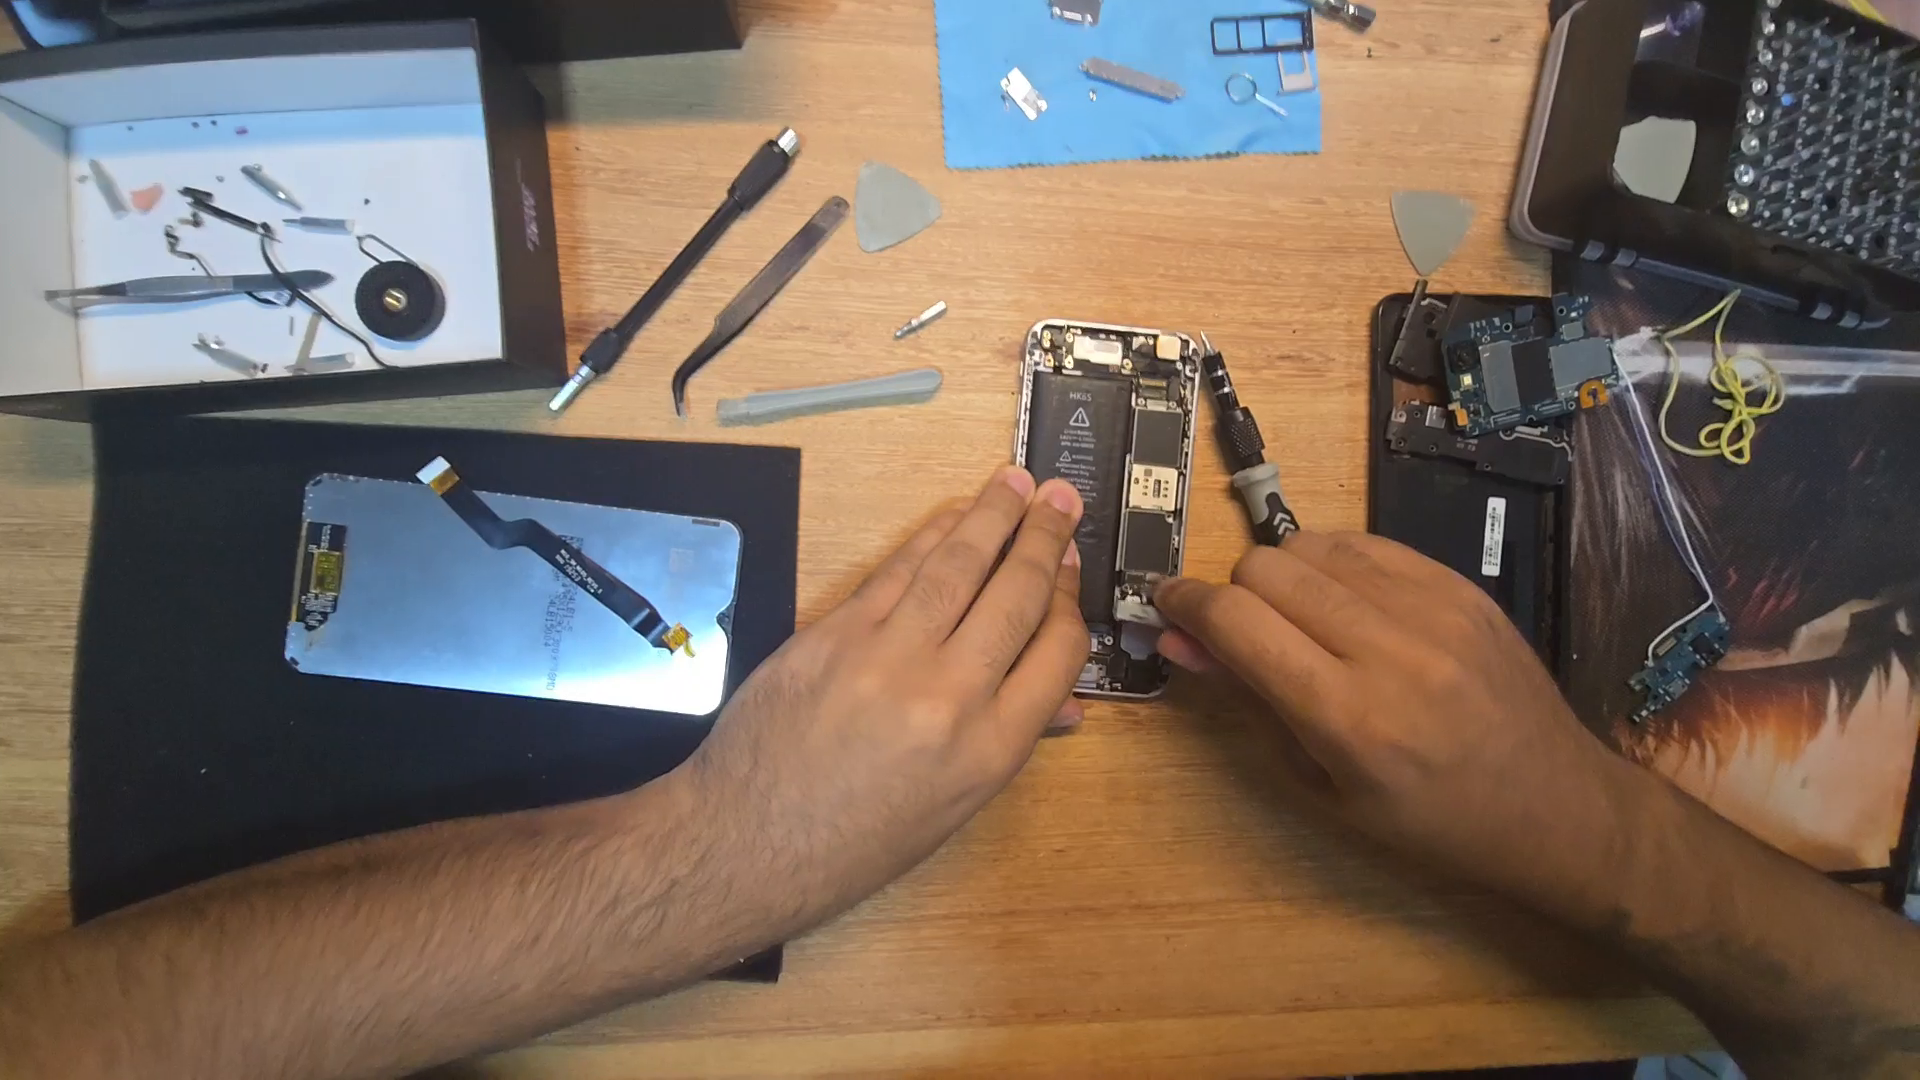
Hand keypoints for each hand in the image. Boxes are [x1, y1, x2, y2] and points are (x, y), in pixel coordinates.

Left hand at [677, 467, 1088, 936]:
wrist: (744, 842)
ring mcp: (887, 656)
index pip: (1058, 653)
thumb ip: (1010, 741)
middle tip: (1062, 497)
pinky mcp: (835, 631)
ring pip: (957, 567)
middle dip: (1045, 540)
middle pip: (1015, 595)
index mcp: (989, 750)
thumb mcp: (950, 807)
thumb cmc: (856, 841)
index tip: (1069, 572)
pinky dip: (930, 536)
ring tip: (1018, 482)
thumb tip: (1065, 704)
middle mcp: (949, 695)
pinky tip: (954, 515)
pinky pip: (896, 570)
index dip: (1070, 603)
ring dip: (992, 516)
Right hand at [1153, 531, 1641, 908]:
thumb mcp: (1318, 779)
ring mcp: (1432, 607)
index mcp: (1347, 716)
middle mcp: (1388, 649)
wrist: (1559, 808)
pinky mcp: (1458, 584)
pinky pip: (1359, 541)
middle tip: (1248, 633)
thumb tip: (1176, 636)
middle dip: (1233, 594)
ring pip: (1304, 545)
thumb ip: (1244, 696)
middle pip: (1262, 568)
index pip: (1236, 620)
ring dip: (1279, 576)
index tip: (1166, 603)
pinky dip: (1328, 565)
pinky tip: (1344, 603)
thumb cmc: (1424, 817)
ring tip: (1300, 619)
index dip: (1184, 602)